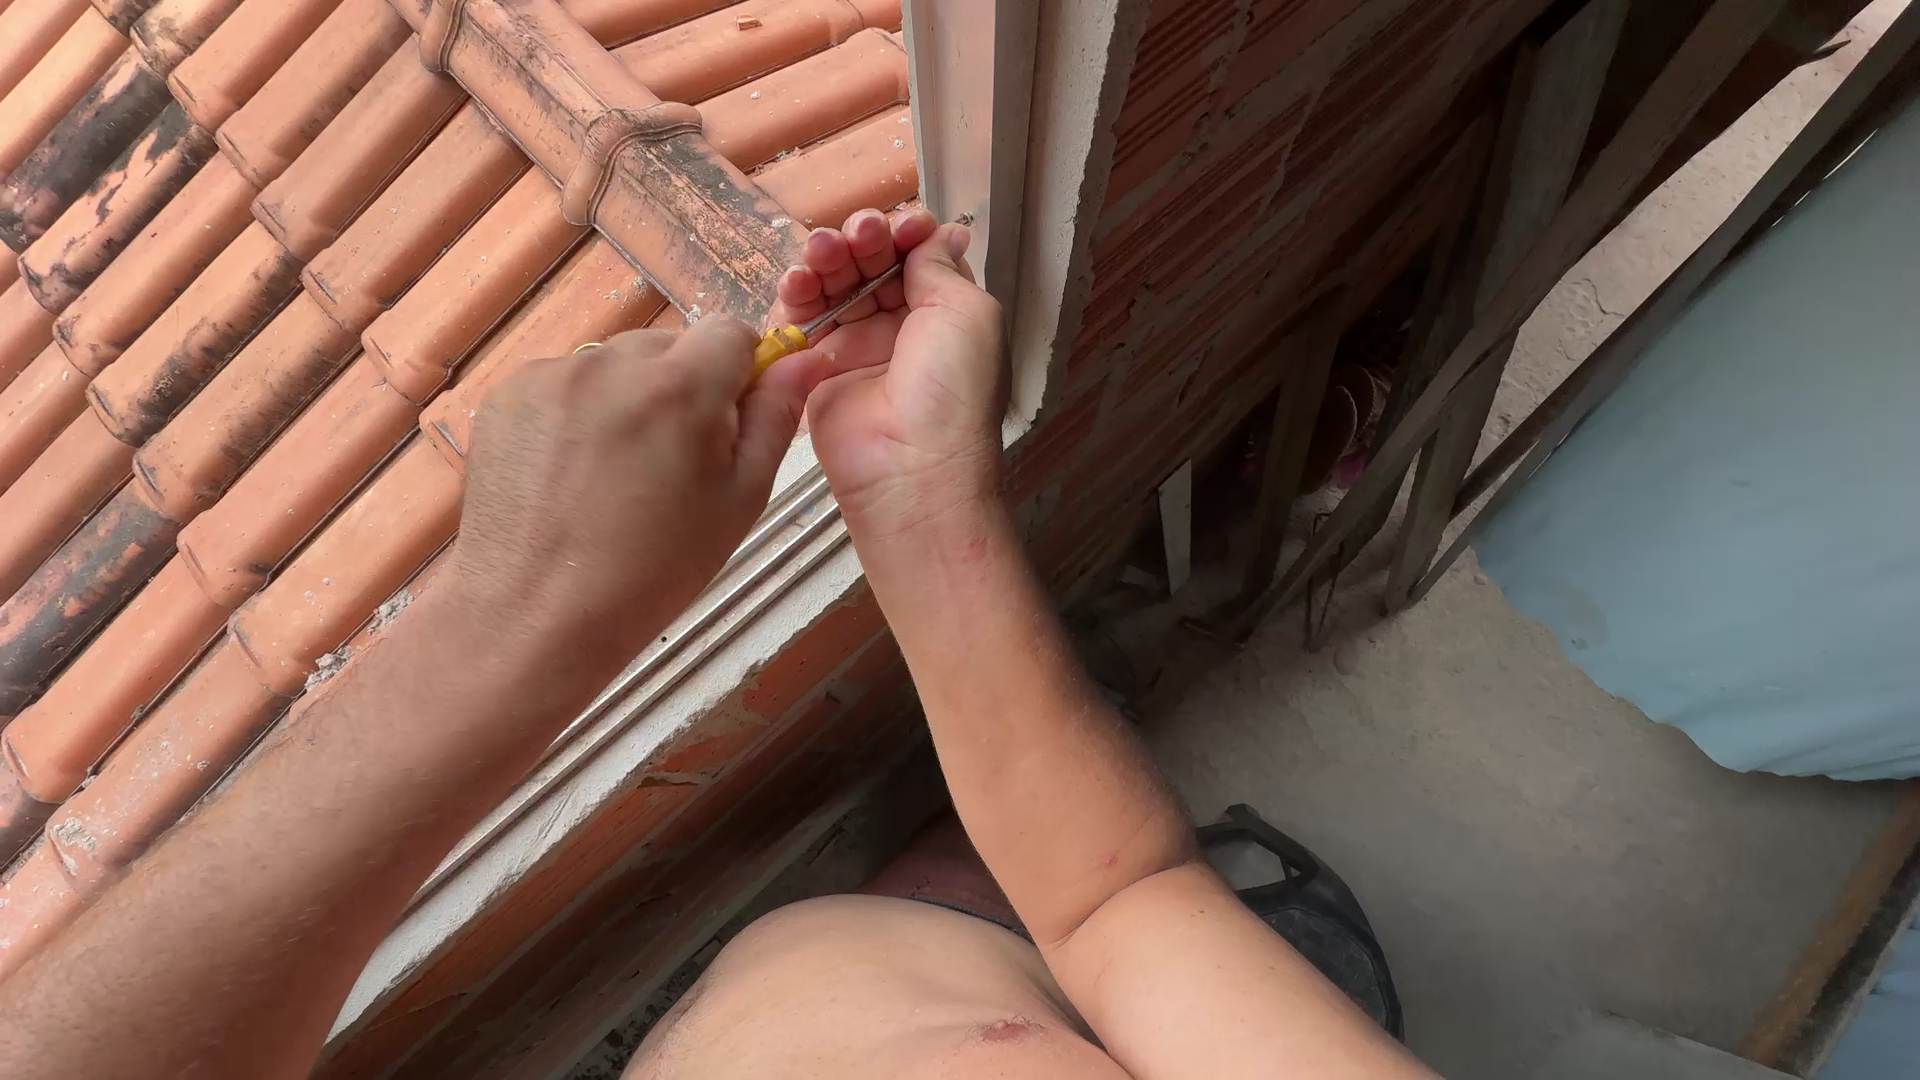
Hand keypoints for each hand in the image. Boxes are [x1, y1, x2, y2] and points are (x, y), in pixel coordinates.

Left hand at [445, 319, 827, 673]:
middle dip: (687, 388)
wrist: (537, 614)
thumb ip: (775, 419)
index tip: (732, 423)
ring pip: (620, 363)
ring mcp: (552, 373)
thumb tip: (804, 358)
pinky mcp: (508, 393)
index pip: (733, 332)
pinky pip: (570, 382)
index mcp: (681, 387)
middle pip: (674, 347)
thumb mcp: (741, 499)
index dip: (743, 373)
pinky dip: (585, 412)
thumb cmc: (659, 567)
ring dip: (635, 398)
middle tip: (676, 462)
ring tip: (621, 471)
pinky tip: (577, 471)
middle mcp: (613, 361)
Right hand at [773, 208, 1005, 539]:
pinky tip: (796, 281)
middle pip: (870, 266)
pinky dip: (794, 294)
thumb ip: (942, 268)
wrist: (910, 471)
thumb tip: (936, 233)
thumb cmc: (952, 393)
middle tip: (857, 236)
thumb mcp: (968, 314)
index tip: (902, 226)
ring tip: (819, 252)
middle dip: (861, 240)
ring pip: (832, 286)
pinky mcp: (818, 370)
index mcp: (944, 316)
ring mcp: (858, 350)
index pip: (915, 258)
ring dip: (824, 259)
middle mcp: (901, 330)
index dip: (905, 234)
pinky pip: (799, 321)